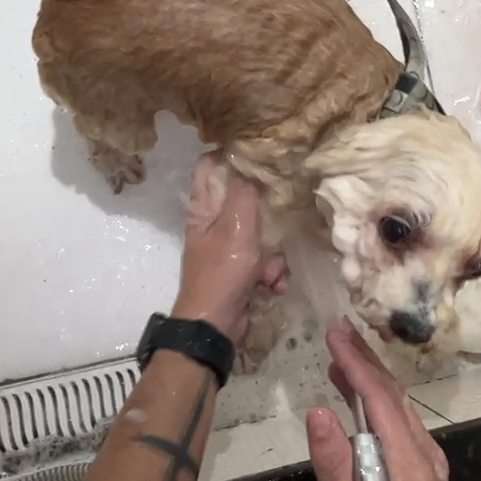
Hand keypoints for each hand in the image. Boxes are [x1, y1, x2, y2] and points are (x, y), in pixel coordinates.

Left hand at [172, 153, 285, 343]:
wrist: (215, 326)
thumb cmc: (222, 273)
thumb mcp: (236, 227)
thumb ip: (244, 192)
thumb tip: (247, 157)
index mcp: (203, 208)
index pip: (210, 165)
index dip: (231, 155)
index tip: (260, 154)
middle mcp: (213, 223)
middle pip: (244, 199)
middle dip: (266, 216)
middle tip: (277, 219)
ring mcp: (227, 247)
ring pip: (261, 233)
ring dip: (273, 254)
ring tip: (269, 271)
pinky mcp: (240, 268)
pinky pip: (265, 259)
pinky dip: (272, 273)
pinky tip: (272, 286)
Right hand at [305, 319, 463, 480]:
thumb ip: (333, 466)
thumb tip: (319, 410)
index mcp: (409, 464)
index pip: (381, 400)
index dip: (357, 364)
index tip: (335, 334)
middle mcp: (426, 453)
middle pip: (395, 395)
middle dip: (366, 358)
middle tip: (338, 328)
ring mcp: (429, 459)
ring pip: (399, 405)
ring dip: (370, 376)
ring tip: (341, 351)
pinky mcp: (424, 466)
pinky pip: (399, 421)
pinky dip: (377, 399)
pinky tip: (355, 393)